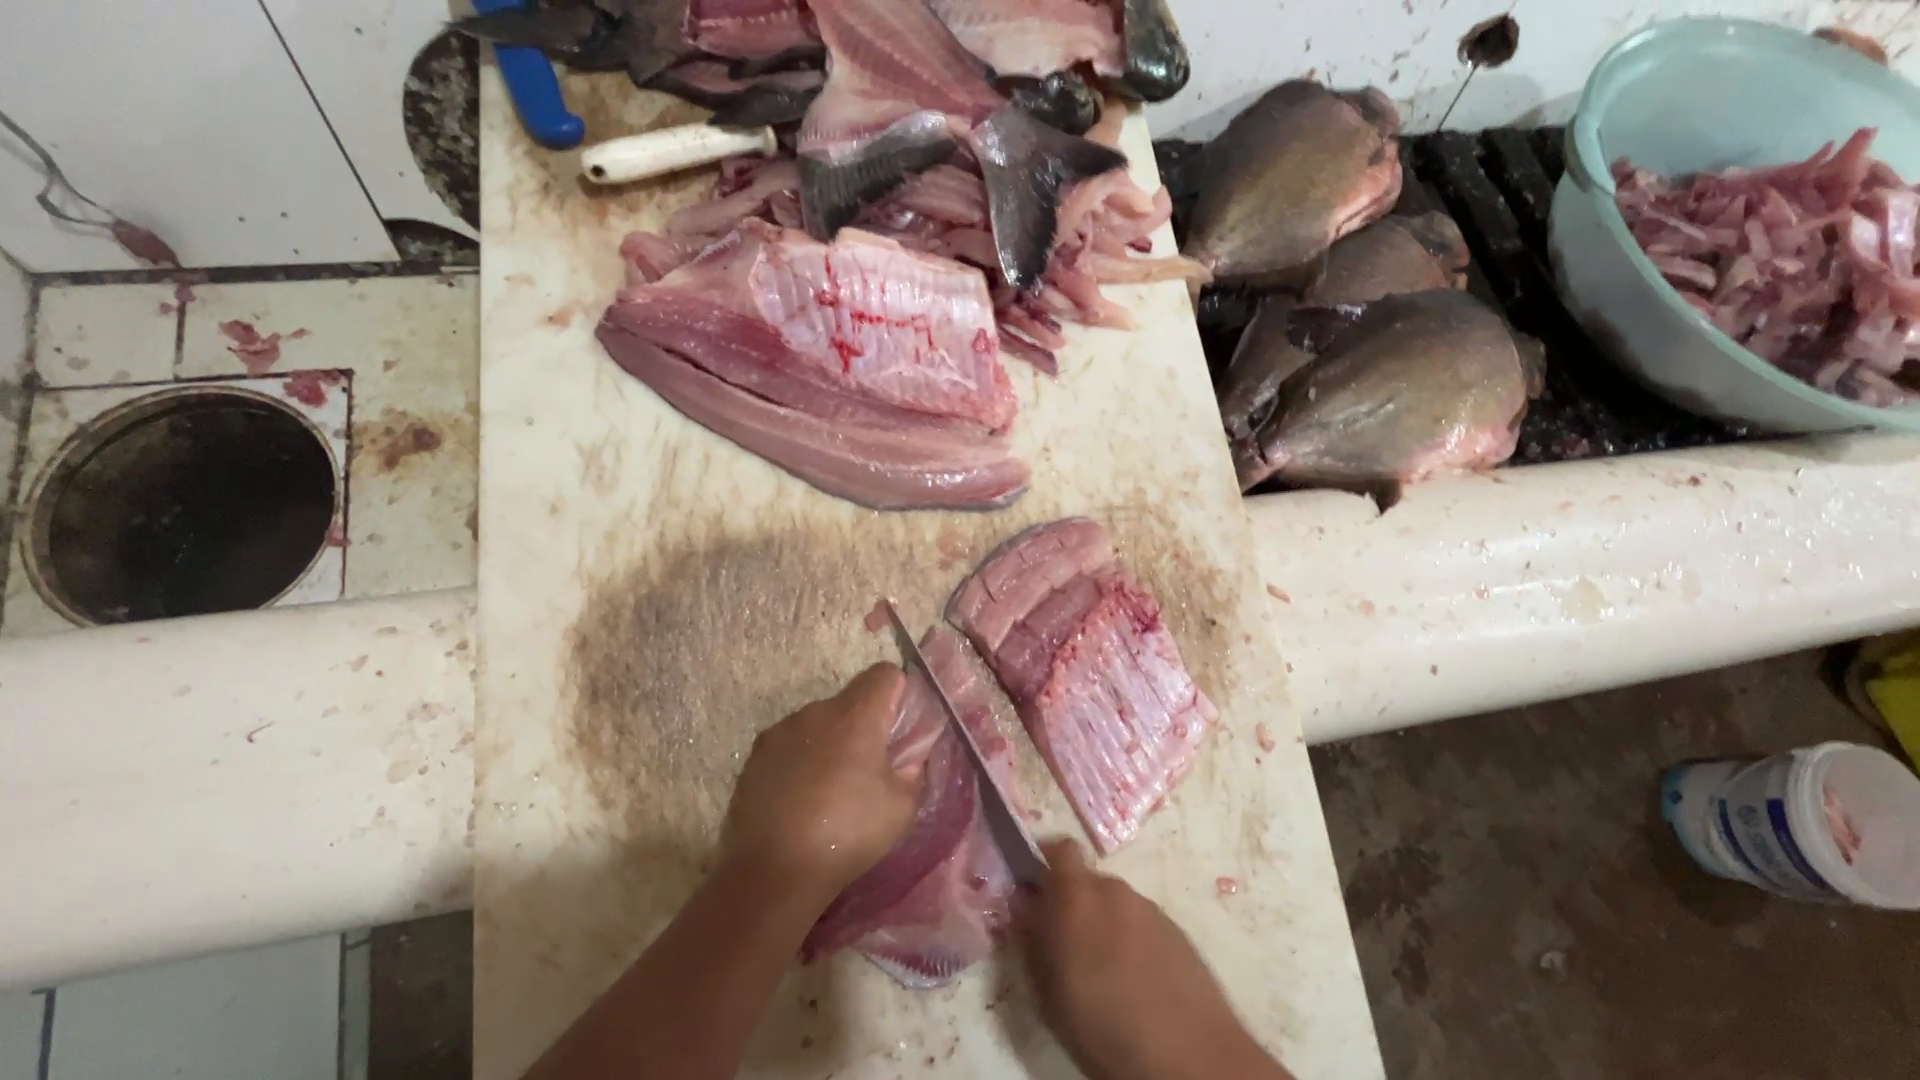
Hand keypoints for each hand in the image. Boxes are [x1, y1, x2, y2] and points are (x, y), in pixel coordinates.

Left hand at [721, 664, 921, 904]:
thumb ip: (913, 770)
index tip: (901, 730)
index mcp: (855, 716)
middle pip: (849, 702)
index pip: (884, 674)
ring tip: (830, 791)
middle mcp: (814, 713)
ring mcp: (779, 733)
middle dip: (863, 726)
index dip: (898, 694)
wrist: (774, 872)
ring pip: (817, 726)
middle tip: (870, 770)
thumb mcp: (902, 807)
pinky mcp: (754, 759)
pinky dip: (800, 764)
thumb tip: (909, 755)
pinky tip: (800, 802)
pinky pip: (788, 748)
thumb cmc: (848, 833)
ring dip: (829, 745)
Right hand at [1019, 840, 1289, 1079]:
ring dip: (1103, 922)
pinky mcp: (1176, 930)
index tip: (1036, 891)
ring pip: (1114, 903)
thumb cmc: (1104, 1028)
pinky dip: (1130, 938)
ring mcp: (1149, 908)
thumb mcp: (1048, 992)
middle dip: (1072, 902)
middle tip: (1065, 944)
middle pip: (1086, 880)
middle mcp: (1114, 891)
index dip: (1046, 862)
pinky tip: (1134, 978)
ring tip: (1103, 969)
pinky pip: (1140, 922)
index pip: (1060, 849)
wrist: (1189, 1057)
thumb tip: (1022, 900)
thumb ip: (1031, 938)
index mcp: (1077, 898)